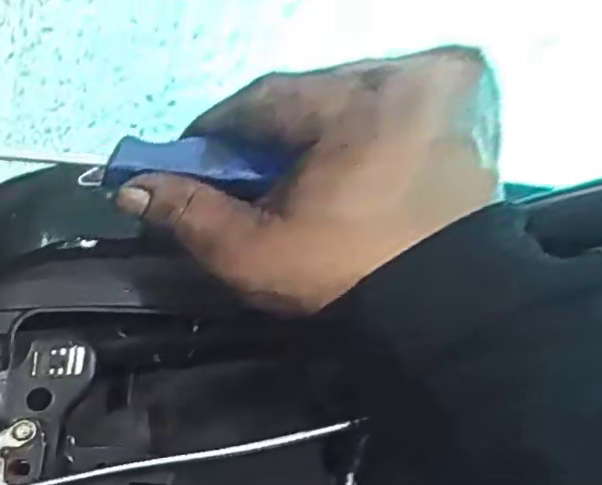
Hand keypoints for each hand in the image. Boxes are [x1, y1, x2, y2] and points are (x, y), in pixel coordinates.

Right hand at [113, 46, 501, 313]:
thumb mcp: (244, 248)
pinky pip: (386, 103)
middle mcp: (415, 70)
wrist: (436, 297)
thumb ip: (186, 211)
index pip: (260, 98)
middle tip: (230, 177)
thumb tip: (130, 189)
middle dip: (260, 133)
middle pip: (306, 93)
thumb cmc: (335, 271)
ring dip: (303, 129)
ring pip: (345, 95)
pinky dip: (348, 128)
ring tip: (280, 176)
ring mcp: (451, 81)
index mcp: (361, 100)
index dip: (210, 131)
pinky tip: (331, 165)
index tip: (182, 163)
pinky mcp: (470, 102)